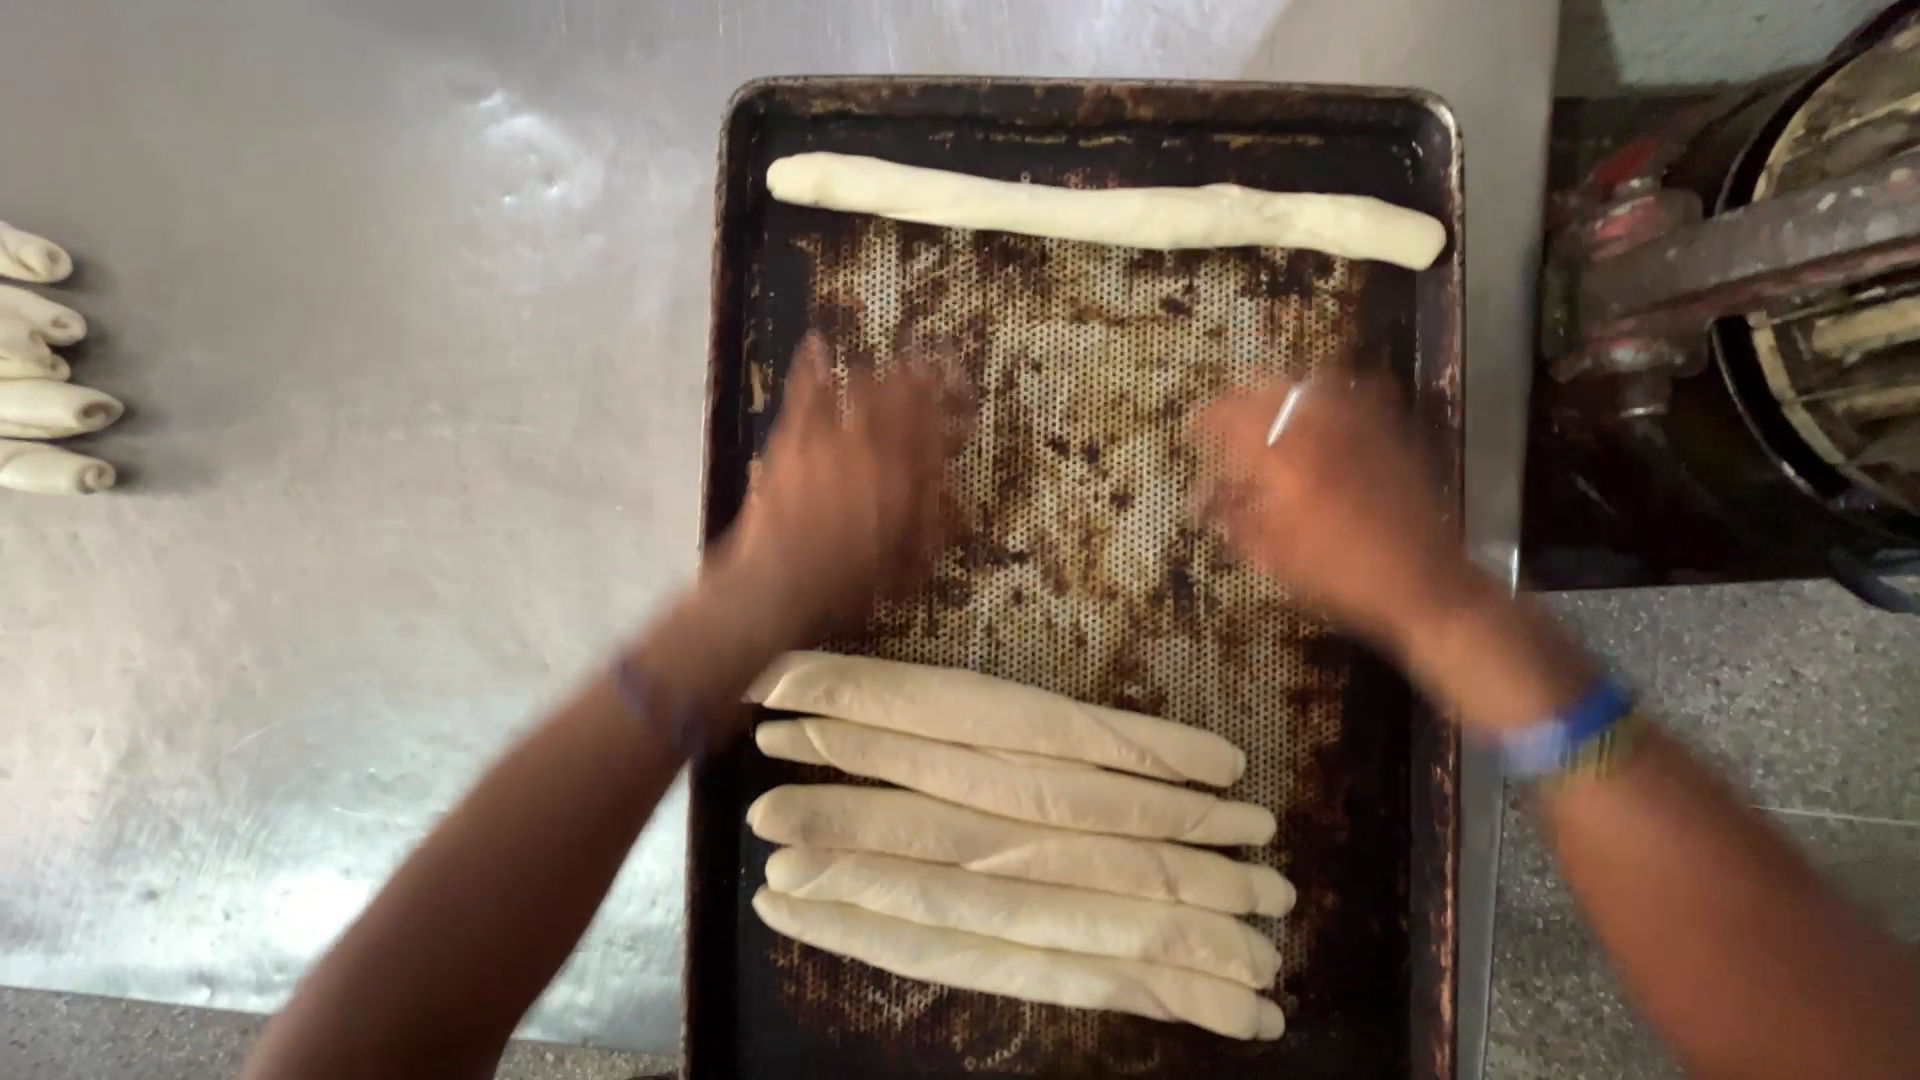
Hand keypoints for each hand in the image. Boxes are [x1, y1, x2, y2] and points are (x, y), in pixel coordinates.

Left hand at [710, 331, 969, 641]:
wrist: (777, 583)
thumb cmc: (847, 585)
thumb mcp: (906, 568)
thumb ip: (936, 533)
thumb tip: (961, 512)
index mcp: (908, 479)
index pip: (937, 432)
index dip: (949, 413)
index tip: (956, 405)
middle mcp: (877, 447)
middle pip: (905, 399)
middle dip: (920, 381)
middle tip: (927, 369)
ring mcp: (832, 437)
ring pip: (862, 388)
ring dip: (877, 375)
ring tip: (884, 367)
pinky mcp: (792, 438)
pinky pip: (806, 391)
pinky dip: (812, 365)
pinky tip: (816, 343)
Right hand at [1186, 375, 1490, 654]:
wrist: (1424, 585)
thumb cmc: (1340, 579)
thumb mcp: (1274, 557)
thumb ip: (1234, 520)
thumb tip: (1202, 502)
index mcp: (1286, 463)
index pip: (1233, 419)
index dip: (1206, 419)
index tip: (1192, 427)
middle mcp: (1322, 433)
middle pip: (1270, 389)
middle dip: (1240, 399)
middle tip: (1226, 418)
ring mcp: (1362, 428)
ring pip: (1311, 385)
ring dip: (1282, 393)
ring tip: (1268, 410)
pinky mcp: (1392, 433)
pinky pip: (1355, 395)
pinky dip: (1328, 396)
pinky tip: (1322, 413)